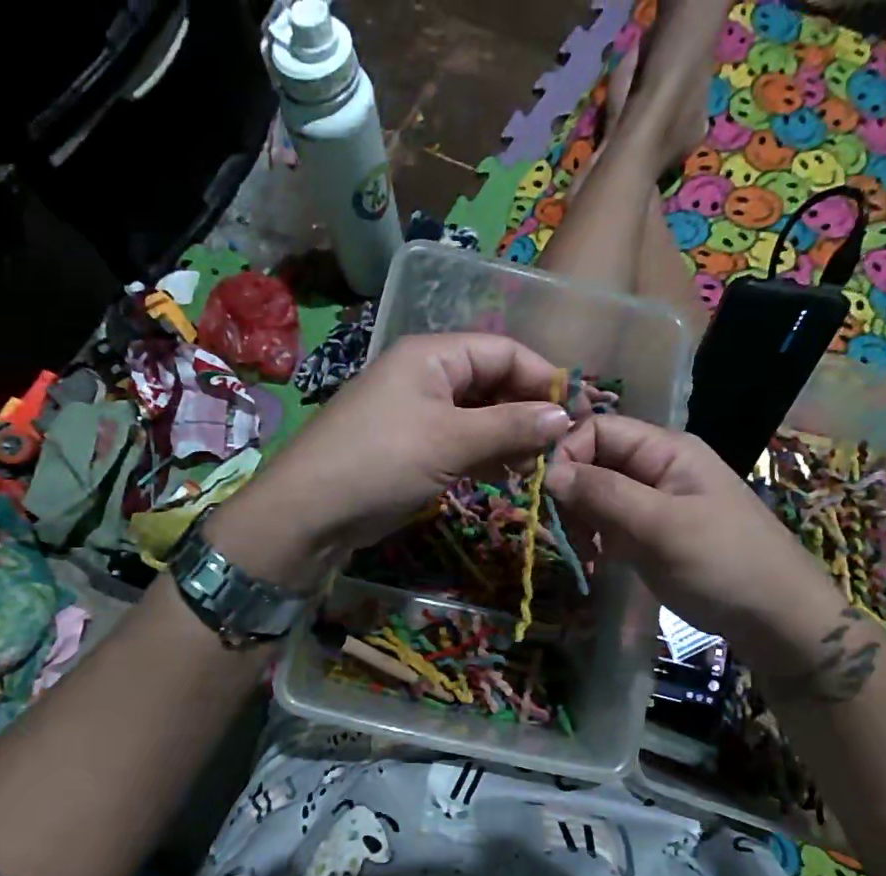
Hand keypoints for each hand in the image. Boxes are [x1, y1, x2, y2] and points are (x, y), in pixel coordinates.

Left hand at [213, 333, 571, 584]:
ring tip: (536, 467)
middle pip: (492, 383)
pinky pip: (461, 443)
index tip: (575, 413)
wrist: (310, 513)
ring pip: (479, 417)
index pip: (503, 351)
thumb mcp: (450, 440)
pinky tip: (508, 476)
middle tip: (557, 448)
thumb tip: (563, 416)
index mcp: (432, 356)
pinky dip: (486, 456)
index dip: (542, 378)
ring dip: (509, 438)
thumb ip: (510, 425)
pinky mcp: (413, 449)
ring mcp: (417, 414)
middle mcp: (426, 377)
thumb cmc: (381, 461)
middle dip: (527, 412)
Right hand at [546, 415, 846, 671]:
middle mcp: (657, 468)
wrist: (776, 619)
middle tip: (566, 532)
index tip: (548, 494)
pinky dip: (596, 540)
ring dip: (581, 520)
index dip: (568, 453)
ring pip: (597, 495)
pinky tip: (596, 563)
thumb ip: (604, 494)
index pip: (599, 429)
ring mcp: (655, 502)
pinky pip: (610, 523)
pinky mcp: (652, 533)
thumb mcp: (661, 525)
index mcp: (666, 450)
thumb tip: (550, 472)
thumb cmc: (724, 562)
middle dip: (572, 492)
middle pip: (595, 461)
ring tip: (584, 554)